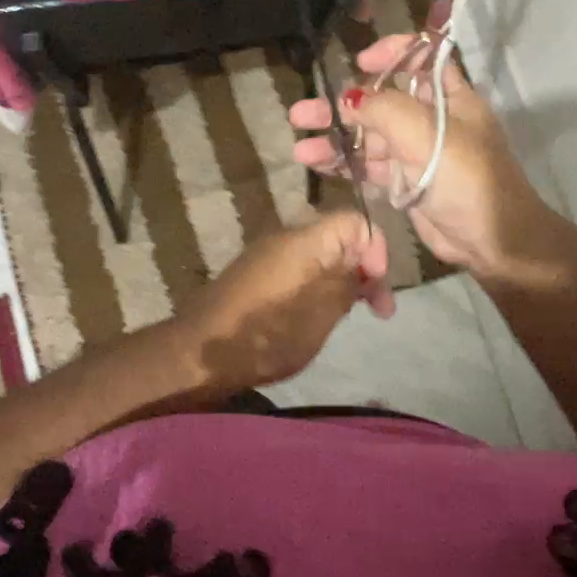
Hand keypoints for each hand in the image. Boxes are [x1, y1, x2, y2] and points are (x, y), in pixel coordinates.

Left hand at [172, 211, 390, 395]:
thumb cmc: (266, 335)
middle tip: (377, 310)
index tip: (377, 289)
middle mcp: (286, 237)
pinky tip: (320, 317)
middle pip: (340, 237)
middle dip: (364, 269)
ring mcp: (268, 256)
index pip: (356, 220)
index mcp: (304, 239)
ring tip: (350, 316)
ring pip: (321, 256)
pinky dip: (319, 287)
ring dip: (342, 281)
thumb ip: (349, 282)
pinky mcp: (257, 275)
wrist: (198, 355)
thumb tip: (364, 266)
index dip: (376, 250)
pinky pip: (301, 269)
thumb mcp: (321, 313)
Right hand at [289, 35, 549, 276]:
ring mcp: (417, 153)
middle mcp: (432, 120)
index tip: (360, 62)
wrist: (492, 241)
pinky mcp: (405, 183)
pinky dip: (345, 165)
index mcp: (450, 98)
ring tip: (300, 148)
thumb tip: (350, 99)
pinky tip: (316, 165)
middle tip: (302, 113)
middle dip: (342, 105)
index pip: (421, 59)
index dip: (392, 53)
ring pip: (369, 137)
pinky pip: (370, 167)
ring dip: (336, 140)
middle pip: (381, 102)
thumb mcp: (427, 135)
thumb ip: (385, 110)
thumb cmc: (468, 179)